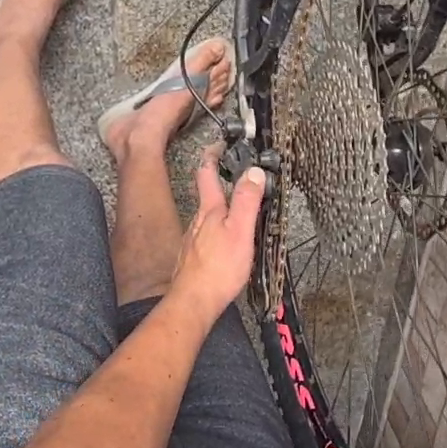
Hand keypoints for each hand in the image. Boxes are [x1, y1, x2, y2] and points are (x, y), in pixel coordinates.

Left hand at [169, 146, 265, 319]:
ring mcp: (193, 240)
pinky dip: (215, 231)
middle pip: (207, 194)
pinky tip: (223, 242)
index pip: (208, 174)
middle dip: (216, 181)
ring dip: (218, 207)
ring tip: (232, 206)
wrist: (194, 302)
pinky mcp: (193, 258)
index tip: (218, 145)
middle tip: (228, 171)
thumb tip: (253, 172)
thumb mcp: (241, 231)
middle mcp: (198, 221)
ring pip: (206, 216)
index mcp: (210, 210)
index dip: (212, 156)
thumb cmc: (218, 270)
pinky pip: (205, 236)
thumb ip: (247, 201)